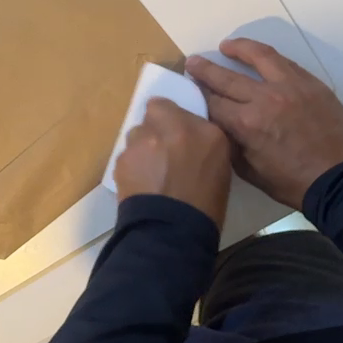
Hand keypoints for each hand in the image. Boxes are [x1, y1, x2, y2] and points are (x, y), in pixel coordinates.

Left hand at [113, 97, 233, 227]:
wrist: (172, 233)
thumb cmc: (204, 208)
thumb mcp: (219, 170)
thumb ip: (202, 145)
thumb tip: (187, 140)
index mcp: (208, 133)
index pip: (184, 109)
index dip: (176, 120)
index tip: (175, 133)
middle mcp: (175, 128)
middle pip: (156, 112)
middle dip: (156, 126)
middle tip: (160, 149)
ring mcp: (145, 140)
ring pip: (137, 132)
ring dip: (142, 145)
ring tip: (148, 170)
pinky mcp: (123, 157)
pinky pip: (126, 154)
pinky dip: (131, 165)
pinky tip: (139, 183)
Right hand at [185, 38, 342, 208]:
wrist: (340, 179)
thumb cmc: (291, 183)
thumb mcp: (248, 171)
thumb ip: (229, 144)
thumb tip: (217, 125)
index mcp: (246, 124)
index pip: (212, 103)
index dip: (197, 96)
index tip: (188, 90)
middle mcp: (264, 98)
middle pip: (227, 77)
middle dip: (205, 70)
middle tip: (192, 62)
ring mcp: (291, 86)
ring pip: (259, 57)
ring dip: (239, 48)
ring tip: (226, 45)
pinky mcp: (311, 84)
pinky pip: (285, 63)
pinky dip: (268, 57)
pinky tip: (259, 57)